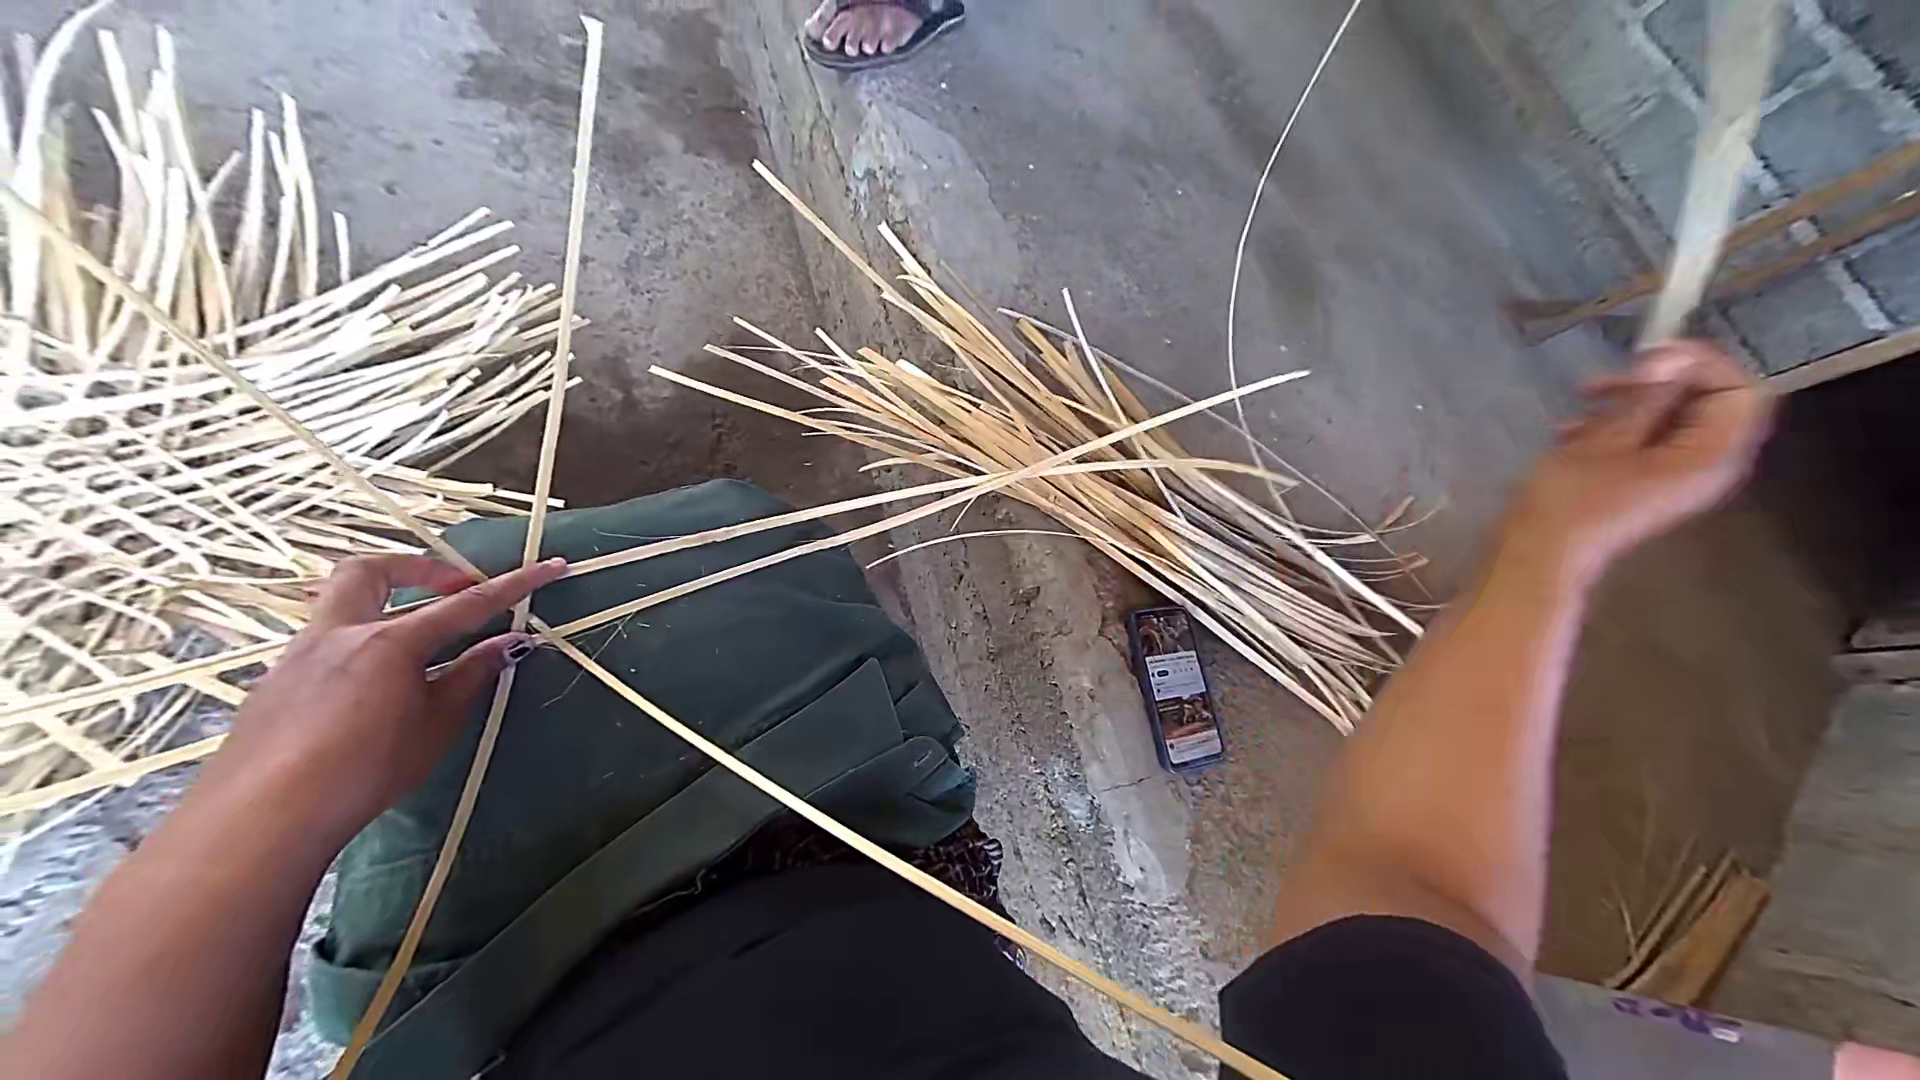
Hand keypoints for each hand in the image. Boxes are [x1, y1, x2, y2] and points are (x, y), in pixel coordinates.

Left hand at [204, 554, 567, 833]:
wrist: (259, 822)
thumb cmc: (366, 769)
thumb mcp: (437, 722)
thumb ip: (473, 673)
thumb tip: (511, 642)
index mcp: (390, 642)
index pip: (468, 603)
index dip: (516, 583)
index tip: (552, 565)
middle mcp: (340, 635)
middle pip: (370, 572)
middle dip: (418, 568)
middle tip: (453, 588)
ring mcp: (300, 656)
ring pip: (342, 606)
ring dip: (387, 607)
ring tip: (420, 643)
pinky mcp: (276, 684)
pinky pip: (328, 645)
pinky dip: (364, 646)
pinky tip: (376, 688)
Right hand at [1505, 340, 1773, 581]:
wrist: (1539, 553)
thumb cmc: (1568, 500)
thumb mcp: (1601, 442)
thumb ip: (1645, 399)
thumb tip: (1671, 358)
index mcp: (1709, 456)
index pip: (1736, 391)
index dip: (1698, 364)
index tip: (1644, 353)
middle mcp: (1705, 467)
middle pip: (1703, 407)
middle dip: (1653, 386)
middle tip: (1597, 383)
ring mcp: (1674, 480)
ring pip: (1668, 426)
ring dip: (1625, 409)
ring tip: (1575, 410)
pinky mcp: (1643, 487)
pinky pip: (1645, 447)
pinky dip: (1614, 432)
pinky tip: (1569, 434)